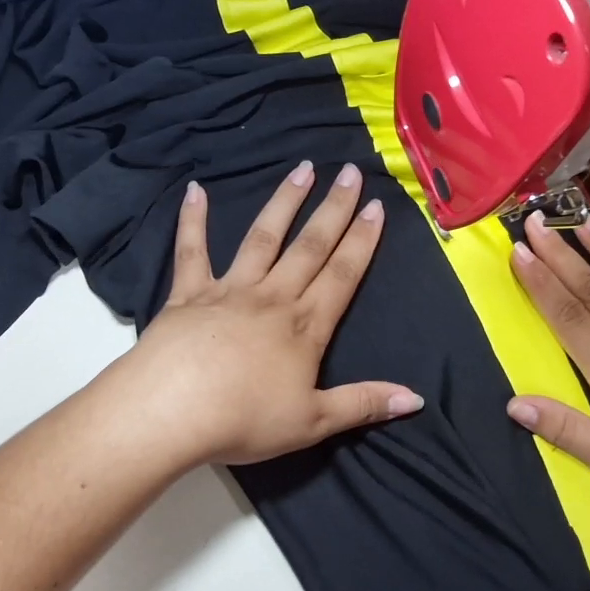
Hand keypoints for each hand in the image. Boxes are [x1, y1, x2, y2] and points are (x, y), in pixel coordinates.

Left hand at [99, 161, 423, 467]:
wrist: (172, 411)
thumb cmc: (245, 419)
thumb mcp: (314, 421)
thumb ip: (363, 404)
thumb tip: (416, 398)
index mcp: (305, 326)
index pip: (343, 275)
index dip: (362, 240)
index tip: (377, 205)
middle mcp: (272, 297)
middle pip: (310, 246)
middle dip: (333, 208)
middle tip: (349, 171)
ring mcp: (228, 290)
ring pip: (263, 237)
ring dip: (284, 202)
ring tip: (301, 169)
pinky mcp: (187, 293)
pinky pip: (191, 251)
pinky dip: (192, 220)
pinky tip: (194, 190)